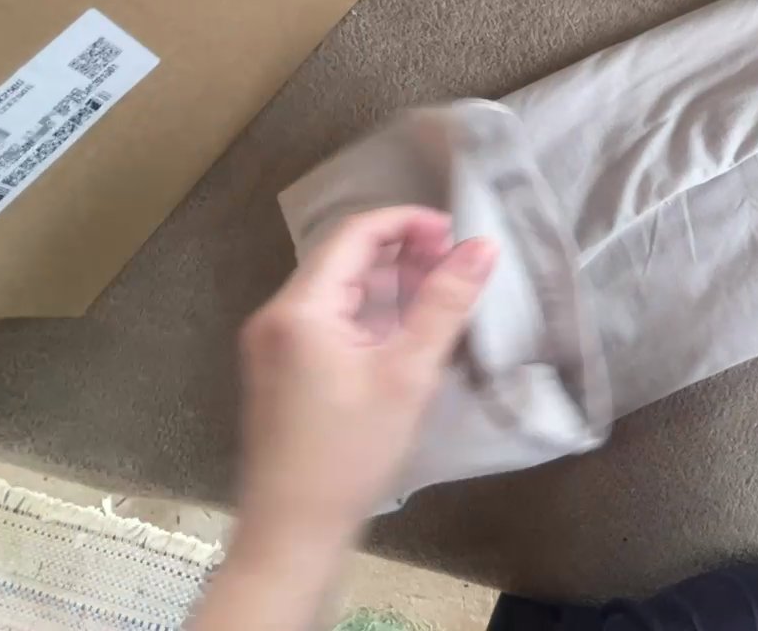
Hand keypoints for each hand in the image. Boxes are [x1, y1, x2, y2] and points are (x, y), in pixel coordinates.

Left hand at [194, 206, 494, 630]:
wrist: (292, 536)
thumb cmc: (352, 452)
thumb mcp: (410, 373)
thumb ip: (447, 302)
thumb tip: (484, 245)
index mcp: (300, 308)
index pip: (356, 233)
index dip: (408, 222)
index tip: (455, 233)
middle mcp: (277, 314)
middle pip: (345, 256)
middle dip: (402, 250)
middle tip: (453, 263)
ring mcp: (273, 342)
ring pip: (338, 286)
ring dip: (389, 279)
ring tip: (438, 292)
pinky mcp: (281, 365)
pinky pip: (329, 315)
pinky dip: (370, 308)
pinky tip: (405, 327)